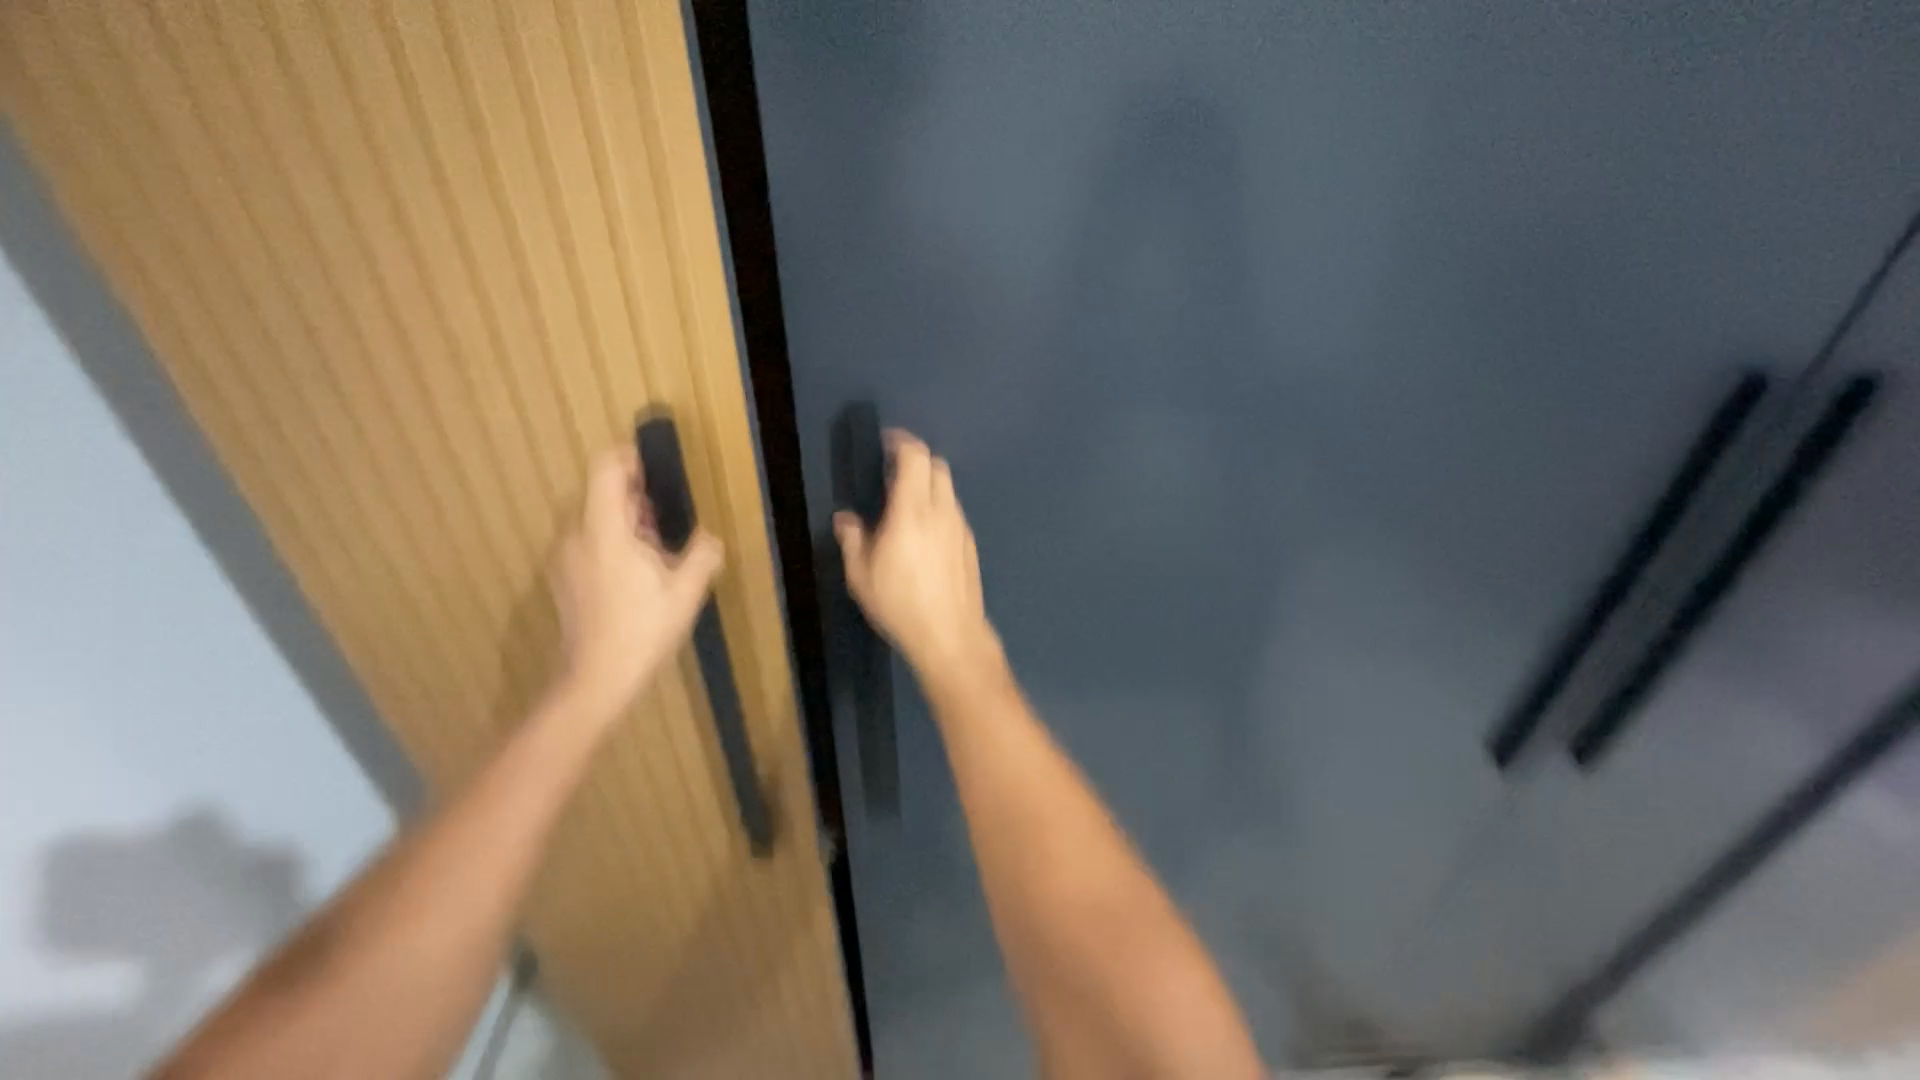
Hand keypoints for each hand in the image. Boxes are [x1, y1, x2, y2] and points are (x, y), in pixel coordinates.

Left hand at [550, 446, 723, 724]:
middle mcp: (577, 536)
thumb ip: (702, 554)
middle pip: (602, 496)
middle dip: (636, 501)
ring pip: (596, 522)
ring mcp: (566, 559)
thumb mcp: (686, 592)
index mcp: (605, 530)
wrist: (596, 679)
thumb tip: (709, 538)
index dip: (629, 459)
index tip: (654, 468)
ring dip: (626, 526)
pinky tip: (636, 578)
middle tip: (667, 523)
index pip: (606, 470)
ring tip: (656, 555)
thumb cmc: (643, 630)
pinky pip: (589, 544)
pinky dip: (612, 546)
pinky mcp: (564, 579)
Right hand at [835, 430, 998, 680]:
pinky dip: (939, 507)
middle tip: (893, 471)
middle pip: (937, 466)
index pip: (915, 457)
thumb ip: (853, 540)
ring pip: (948, 489)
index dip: (902, 442)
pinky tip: (924, 532)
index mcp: (912, 510)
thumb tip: (846, 519)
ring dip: (929, 485)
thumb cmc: (900, 604)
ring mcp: (960, 527)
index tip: (886, 442)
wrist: (950, 635)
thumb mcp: (862, 575)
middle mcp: (941, 511)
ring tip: (906, 503)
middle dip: (916, 460)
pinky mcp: (970, 545)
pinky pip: (953, 512)